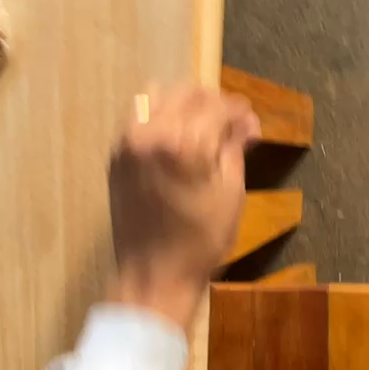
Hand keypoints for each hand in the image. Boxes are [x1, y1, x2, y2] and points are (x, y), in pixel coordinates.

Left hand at [107, 86, 258, 331]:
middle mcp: (151, 133)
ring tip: (201, 129)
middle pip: (187, 93)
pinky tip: (175, 140)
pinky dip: (158, 118)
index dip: (241, 114)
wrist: (154, 275)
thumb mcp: (231, 194)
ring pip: (157, 96)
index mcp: (184, 144)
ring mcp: (128, 143)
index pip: (218, 108)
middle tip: (232, 126)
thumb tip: (246, 126)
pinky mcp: (116, 156)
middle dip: (213, 104)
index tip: (252, 127)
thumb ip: (234, 150)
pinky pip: (137, 117)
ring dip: (183, 105)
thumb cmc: (201, 242)